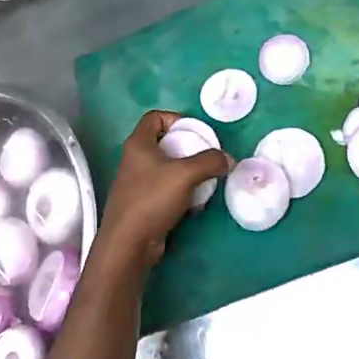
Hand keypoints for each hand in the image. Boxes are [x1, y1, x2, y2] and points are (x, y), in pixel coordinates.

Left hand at [96, 111, 231, 271]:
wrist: (130, 241)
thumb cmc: (152, 198)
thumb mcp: (185, 174)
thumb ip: (209, 162)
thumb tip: (228, 159)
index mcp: (138, 143)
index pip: (154, 117)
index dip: (175, 118)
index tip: (195, 131)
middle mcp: (134, 159)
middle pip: (162, 142)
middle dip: (186, 148)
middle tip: (206, 156)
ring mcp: (137, 182)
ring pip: (165, 168)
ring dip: (186, 172)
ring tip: (205, 180)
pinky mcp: (142, 202)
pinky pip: (165, 189)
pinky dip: (180, 191)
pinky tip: (195, 203)